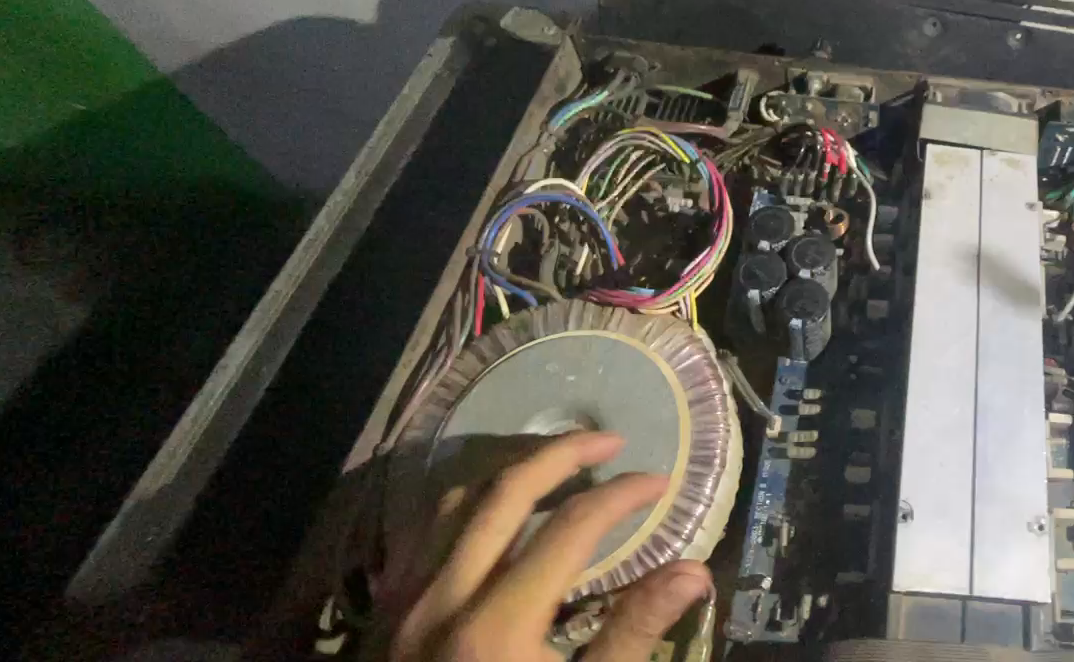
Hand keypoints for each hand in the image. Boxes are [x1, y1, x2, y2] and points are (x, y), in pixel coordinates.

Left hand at [387, 431, 712, 661]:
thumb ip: (632, 633)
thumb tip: (695, 571)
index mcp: (495, 628)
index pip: (573, 525)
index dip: (623, 493)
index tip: (660, 484)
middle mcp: (441, 601)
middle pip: (508, 489)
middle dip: (566, 452)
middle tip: (611, 441)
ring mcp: (401, 607)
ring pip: (457, 500)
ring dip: (514, 470)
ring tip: (559, 465)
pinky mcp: (379, 619)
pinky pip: (423, 533)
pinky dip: (468, 502)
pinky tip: (497, 510)